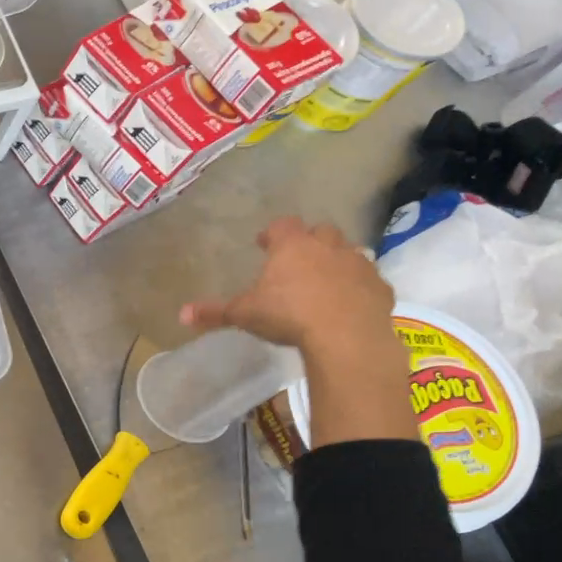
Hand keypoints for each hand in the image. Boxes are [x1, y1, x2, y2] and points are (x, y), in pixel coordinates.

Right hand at [179, 217, 394, 354]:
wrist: (347, 336)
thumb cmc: (288, 315)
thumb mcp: (243, 314)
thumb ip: (214, 312)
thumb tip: (181, 315)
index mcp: (293, 247)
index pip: (282, 225)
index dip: (273, 233)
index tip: (264, 244)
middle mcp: (328, 247)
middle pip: (321, 231)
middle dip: (310, 241)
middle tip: (297, 260)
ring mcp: (358, 265)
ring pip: (349, 252)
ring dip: (336, 261)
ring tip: (323, 281)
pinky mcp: (380, 287)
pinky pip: (368, 280)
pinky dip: (358, 286)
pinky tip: (348, 303)